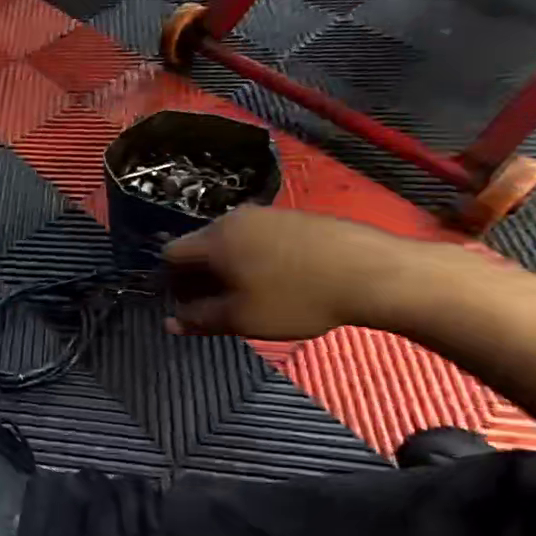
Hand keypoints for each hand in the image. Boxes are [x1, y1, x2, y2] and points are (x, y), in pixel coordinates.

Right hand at [162, 208, 429, 339]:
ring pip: (233, 241)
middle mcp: (236, 218)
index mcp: (215, 238)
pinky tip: (281, 280)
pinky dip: (257, 258)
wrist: (365, 269)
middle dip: (202, 275)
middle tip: (219, 306)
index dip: (171, 281)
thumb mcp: (243, 318)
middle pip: (202, 244)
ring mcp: (267, 213)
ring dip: (231, 267)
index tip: (188, 305)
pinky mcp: (294, 217)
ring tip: (252, 296)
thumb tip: (171, 322)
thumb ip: (201, 319)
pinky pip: (260, 237)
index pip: (172, 252)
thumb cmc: (296, 297)